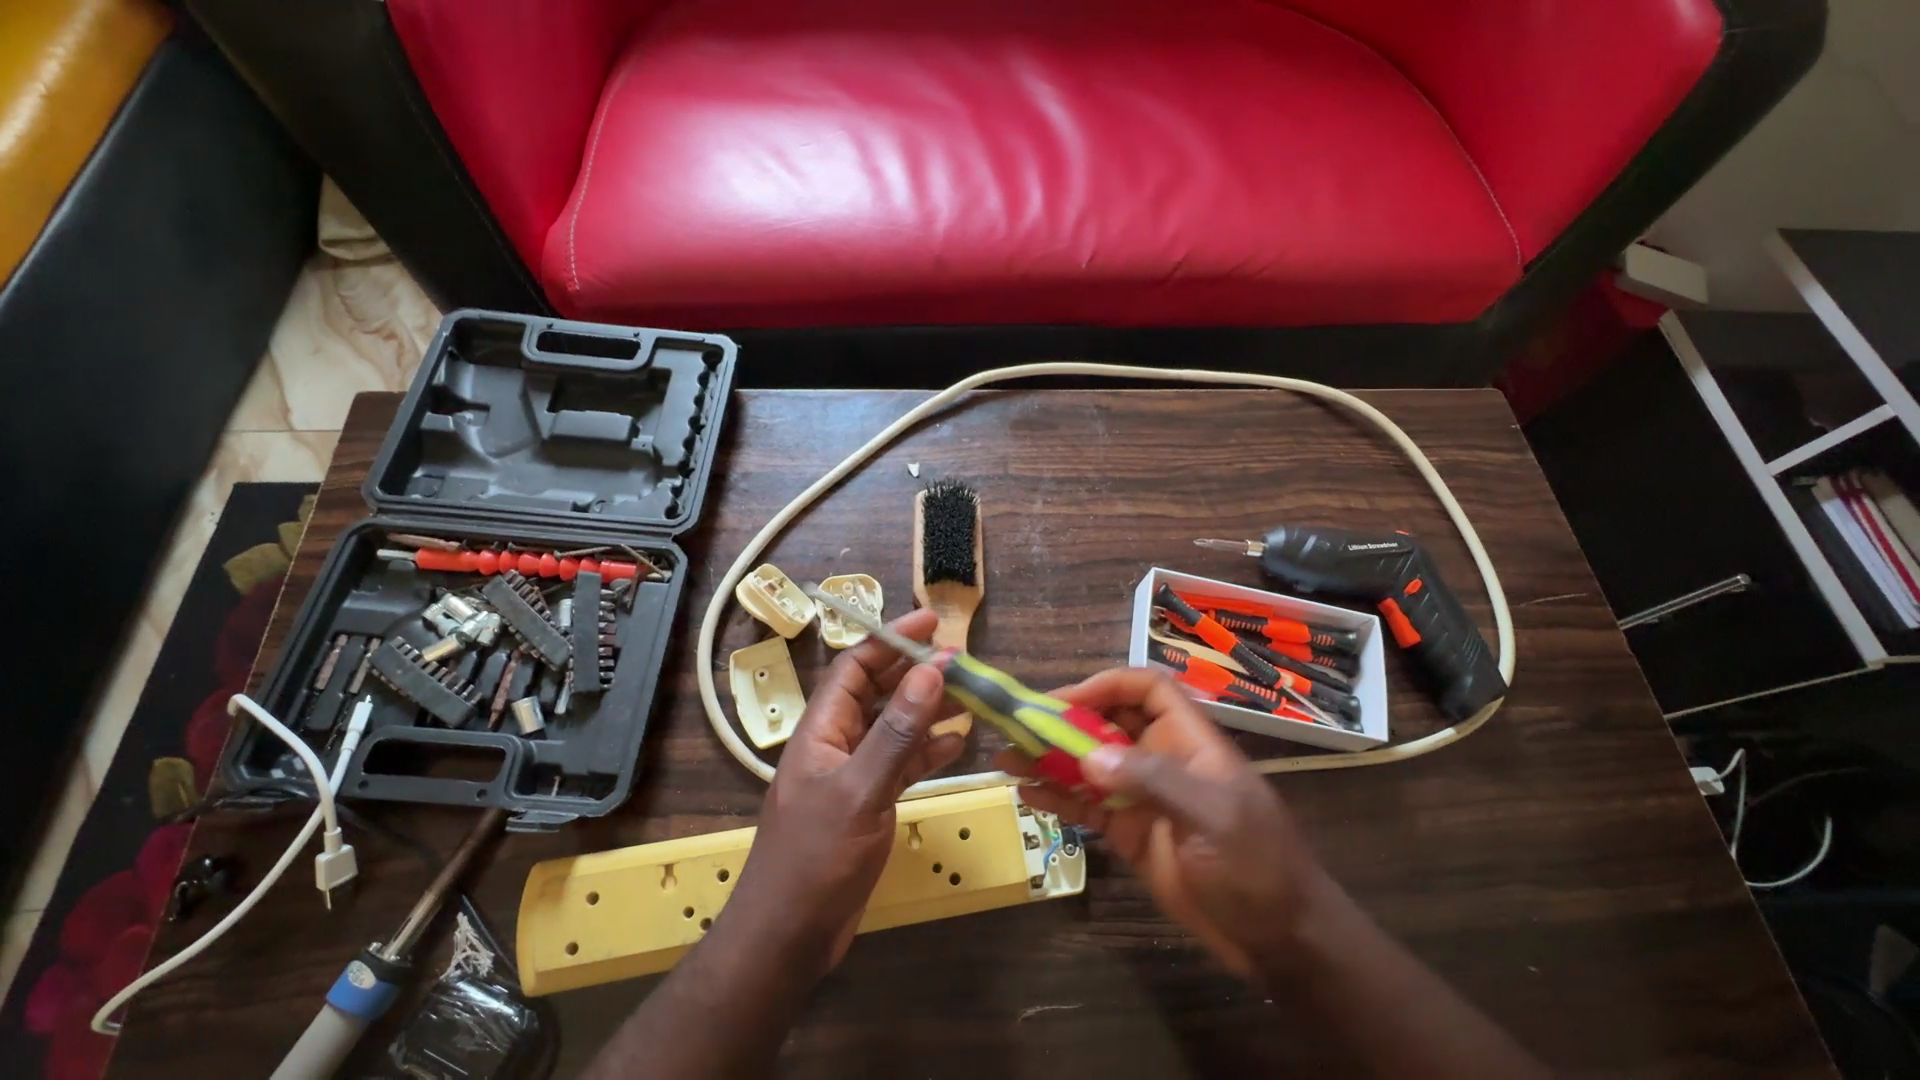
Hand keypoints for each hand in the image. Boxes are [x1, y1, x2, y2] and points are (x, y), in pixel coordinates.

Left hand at [728, 609, 965, 970]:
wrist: (789, 935)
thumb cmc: (816, 858)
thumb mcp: (860, 790)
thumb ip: (896, 733)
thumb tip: (930, 670)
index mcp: (821, 731)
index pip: (855, 668)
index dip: (889, 639)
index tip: (931, 621)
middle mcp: (835, 745)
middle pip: (877, 693)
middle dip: (913, 671)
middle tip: (959, 657)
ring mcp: (851, 777)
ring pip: (893, 729)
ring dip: (926, 710)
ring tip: (968, 695)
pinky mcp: (867, 806)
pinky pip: (899, 765)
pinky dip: (926, 751)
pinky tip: (956, 742)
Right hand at [996, 668, 1330, 977]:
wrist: (1279, 938)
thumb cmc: (1257, 867)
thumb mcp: (1211, 817)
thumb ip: (1153, 780)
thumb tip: (1089, 755)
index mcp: (1190, 742)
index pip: (1148, 689)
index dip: (1105, 686)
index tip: (1062, 703)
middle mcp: (1163, 761)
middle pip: (1110, 723)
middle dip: (1065, 722)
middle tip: (1017, 728)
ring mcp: (1145, 798)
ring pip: (1091, 764)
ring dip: (1050, 760)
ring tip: (1006, 760)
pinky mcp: (1132, 834)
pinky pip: (1088, 807)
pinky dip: (1058, 798)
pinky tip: (1026, 795)